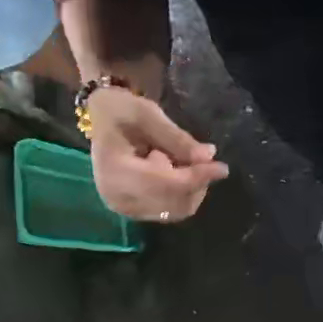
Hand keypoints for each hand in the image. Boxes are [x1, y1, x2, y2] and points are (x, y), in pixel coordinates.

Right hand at [87, 87, 229, 221]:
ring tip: (174, 159)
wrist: (100, 118)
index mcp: (115, 171)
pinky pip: (169, 210)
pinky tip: (172, 170)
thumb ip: (177, 139)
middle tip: (200, 156)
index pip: (165, 184)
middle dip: (196, 182)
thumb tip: (208, 157)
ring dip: (189, 188)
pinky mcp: (132, 211)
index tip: (222, 167)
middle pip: (173, 202)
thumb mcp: (149, 115)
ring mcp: (124, 208)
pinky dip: (181, 193)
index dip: (197, 178)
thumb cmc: (121, 110)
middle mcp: (117, 197)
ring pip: (175, 210)